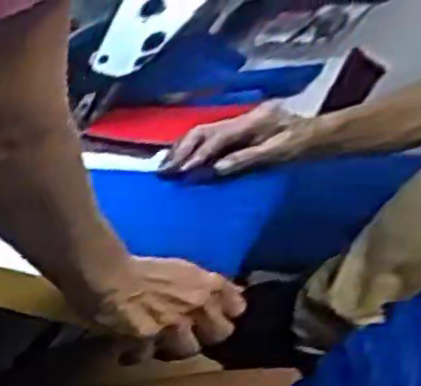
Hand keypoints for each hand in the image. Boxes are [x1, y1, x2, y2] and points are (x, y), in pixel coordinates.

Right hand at [84, 257, 245, 357]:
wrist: (104, 276)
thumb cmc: (137, 268)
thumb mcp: (181, 269)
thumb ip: (205, 284)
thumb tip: (231, 293)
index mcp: (210, 286)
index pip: (236, 310)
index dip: (220, 316)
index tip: (206, 319)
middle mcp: (198, 307)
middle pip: (218, 335)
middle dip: (202, 337)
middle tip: (183, 337)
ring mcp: (172, 325)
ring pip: (184, 351)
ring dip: (169, 350)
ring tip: (153, 348)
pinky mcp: (143, 339)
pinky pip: (143, 356)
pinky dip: (134, 356)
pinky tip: (125, 354)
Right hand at [161, 103, 319, 176]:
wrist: (318, 136)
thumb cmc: (303, 144)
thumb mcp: (280, 151)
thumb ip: (247, 158)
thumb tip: (215, 168)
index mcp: (256, 120)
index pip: (218, 137)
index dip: (198, 154)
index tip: (181, 172)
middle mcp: (243, 117)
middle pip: (201, 131)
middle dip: (180, 151)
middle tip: (164, 171)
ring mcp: (235, 123)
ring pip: (197, 135)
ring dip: (178, 152)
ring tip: (164, 169)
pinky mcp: (230, 132)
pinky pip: (201, 140)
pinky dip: (184, 152)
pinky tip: (175, 164)